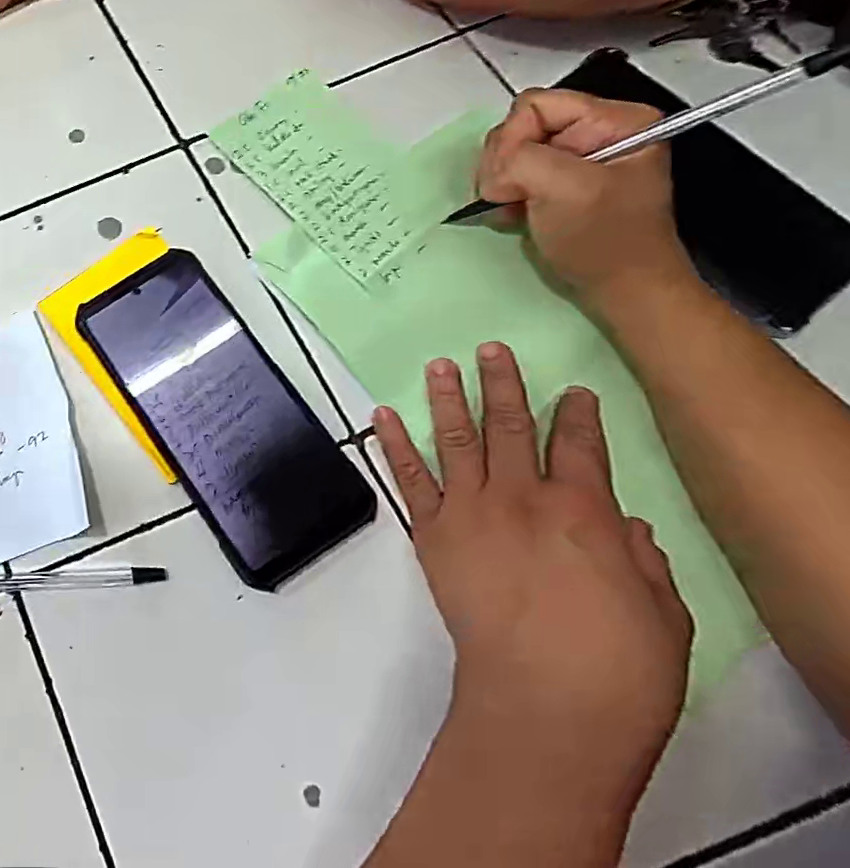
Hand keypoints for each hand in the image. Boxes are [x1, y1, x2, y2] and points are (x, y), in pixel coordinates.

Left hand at [374, 342, 691, 808]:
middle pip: (510, 429)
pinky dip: (391, 443)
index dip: (576, 416)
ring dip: (446, 399)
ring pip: (454, 441)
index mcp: (585, 511)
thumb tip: (622, 524)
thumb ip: (637, 556)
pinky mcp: (428, 531)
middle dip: (503, 385)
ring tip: (439, 365)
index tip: (572, 390)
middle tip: (490, 348)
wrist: (543, 694)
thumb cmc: (617, 660)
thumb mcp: (661, 606)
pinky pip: (406, 477)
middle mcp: (519, 498)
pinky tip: (381, 416)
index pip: (580, 447)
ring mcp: (466, 511)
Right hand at [477, 89, 696, 305]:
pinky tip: (519, 211)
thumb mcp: (566, 187)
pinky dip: (500, 195)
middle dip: (504, 166)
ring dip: (500, 184)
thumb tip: (495, 163)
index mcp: (613, 120)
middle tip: (522, 195)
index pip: (532, 106)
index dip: (514, 141)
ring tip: (522, 205)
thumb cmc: (602, 237)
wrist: (617, 282)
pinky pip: (503, 174)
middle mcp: (590, 132)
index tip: (526, 178)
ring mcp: (568, 158)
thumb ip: (522, 157)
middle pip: (513, 129)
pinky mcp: (549, 180)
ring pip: (502, 153)